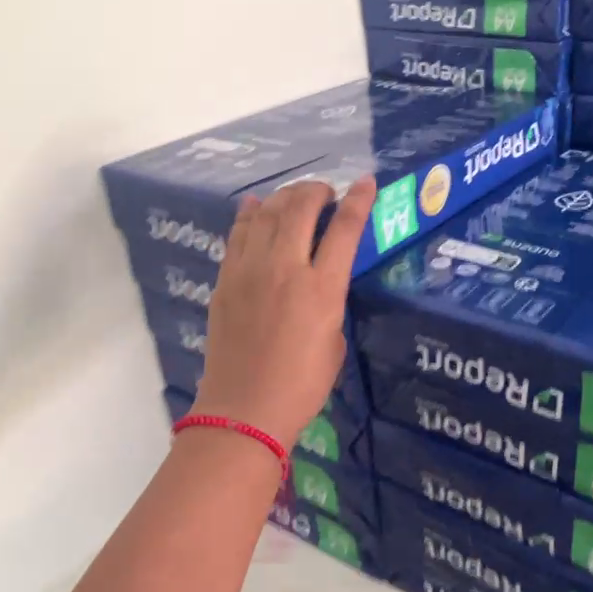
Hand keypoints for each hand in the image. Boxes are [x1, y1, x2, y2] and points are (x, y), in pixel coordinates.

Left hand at [191, 177, 375, 445]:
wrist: (245, 409)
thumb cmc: (302, 385)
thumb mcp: (335, 341)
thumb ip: (330, 302)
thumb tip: (320, 282)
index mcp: (321, 289)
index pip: (344, 230)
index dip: (358, 201)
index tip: (366, 182)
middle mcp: (285, 270)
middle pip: (300, 209)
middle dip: (317, 190)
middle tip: (325, 192)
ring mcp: (249, 272)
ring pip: (266, 214)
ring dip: (284, 197)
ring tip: (296, 195)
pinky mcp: (225, 280)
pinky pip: (237, 234)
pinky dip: (249, 214)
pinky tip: (255, 205)